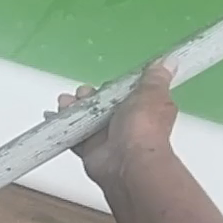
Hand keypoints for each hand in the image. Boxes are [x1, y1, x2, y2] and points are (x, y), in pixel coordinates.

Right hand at [52, 63, 177, 187]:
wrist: (125, 161)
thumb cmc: (143, 129)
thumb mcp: (152, 94)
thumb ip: (154, 79)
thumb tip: (168, 62)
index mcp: (144, 108)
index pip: (124, 92)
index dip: (113, 87)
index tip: (106, 85)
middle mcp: (125, 122)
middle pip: (100, 102)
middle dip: (88, 95)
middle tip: (83, 95)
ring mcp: (106, 135)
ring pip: (84, 116)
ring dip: (72, 108)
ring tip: (66, 104)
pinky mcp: (89, 147)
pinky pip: (72, 134)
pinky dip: (62, 125)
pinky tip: (54, 116)